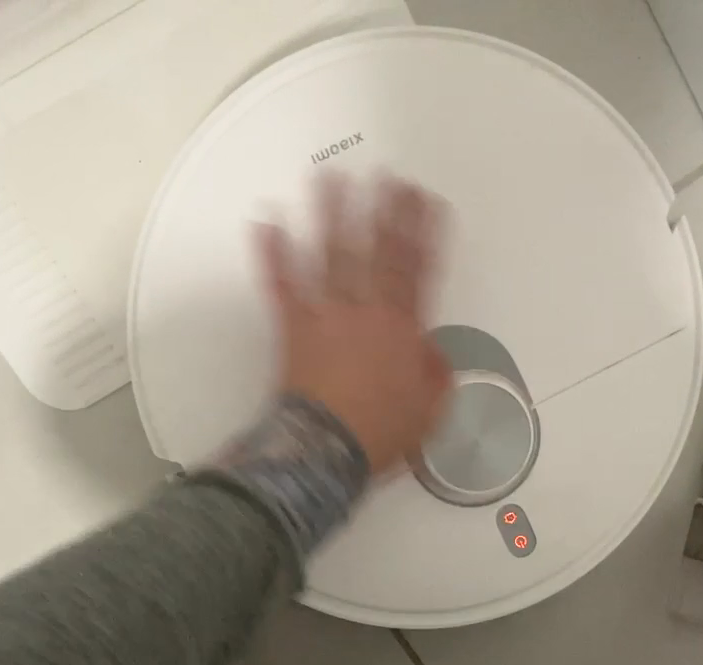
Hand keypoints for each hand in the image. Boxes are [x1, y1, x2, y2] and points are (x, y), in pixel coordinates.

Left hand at [255, 174, 452, 473]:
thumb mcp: (428, 410)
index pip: (418, 268)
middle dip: (384, 209)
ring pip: (330, 254)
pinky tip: (267, 224)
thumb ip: (436, 374)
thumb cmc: (376, 432)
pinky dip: (273, 254)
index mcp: (402, 328)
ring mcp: (327, 316)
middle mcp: (365, 312)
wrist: (326, 450)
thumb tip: (435, 354)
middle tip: (388, 176)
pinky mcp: (294, 328)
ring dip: (330, 213)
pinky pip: (282, 284)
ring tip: (330, 178)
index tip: (427, 201)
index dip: (424, 231)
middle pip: (377, 250)